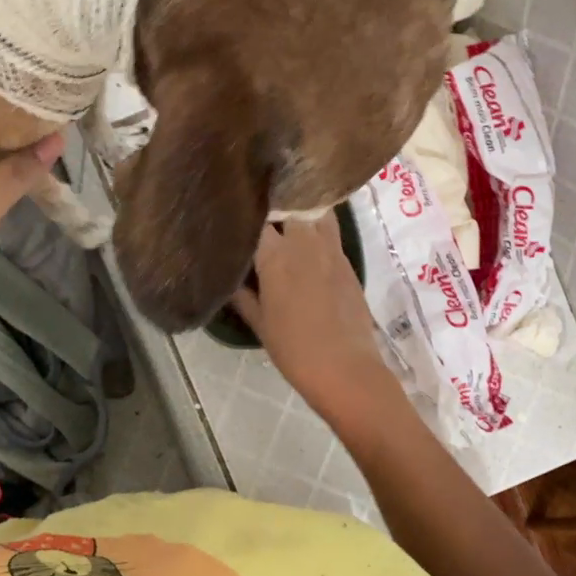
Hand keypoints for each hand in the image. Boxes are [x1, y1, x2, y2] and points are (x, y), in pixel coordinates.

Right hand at [231, 217, 392, 421]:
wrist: (344, 368)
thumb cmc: (293, 349)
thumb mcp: (259, 323)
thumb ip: (241, 295)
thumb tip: (228, 277)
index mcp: (276, 256)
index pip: (255, 220)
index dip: (243, 218)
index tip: (232, 221)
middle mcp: (304, 242)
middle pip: (287, 207)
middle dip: (272, 209)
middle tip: (257, 220)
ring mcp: (331, 248)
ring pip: (314, 212)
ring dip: (298, 213)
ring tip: (283, 222)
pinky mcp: (347, 260)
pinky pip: (330, 231)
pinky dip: (315, 228)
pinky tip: (303, 243)